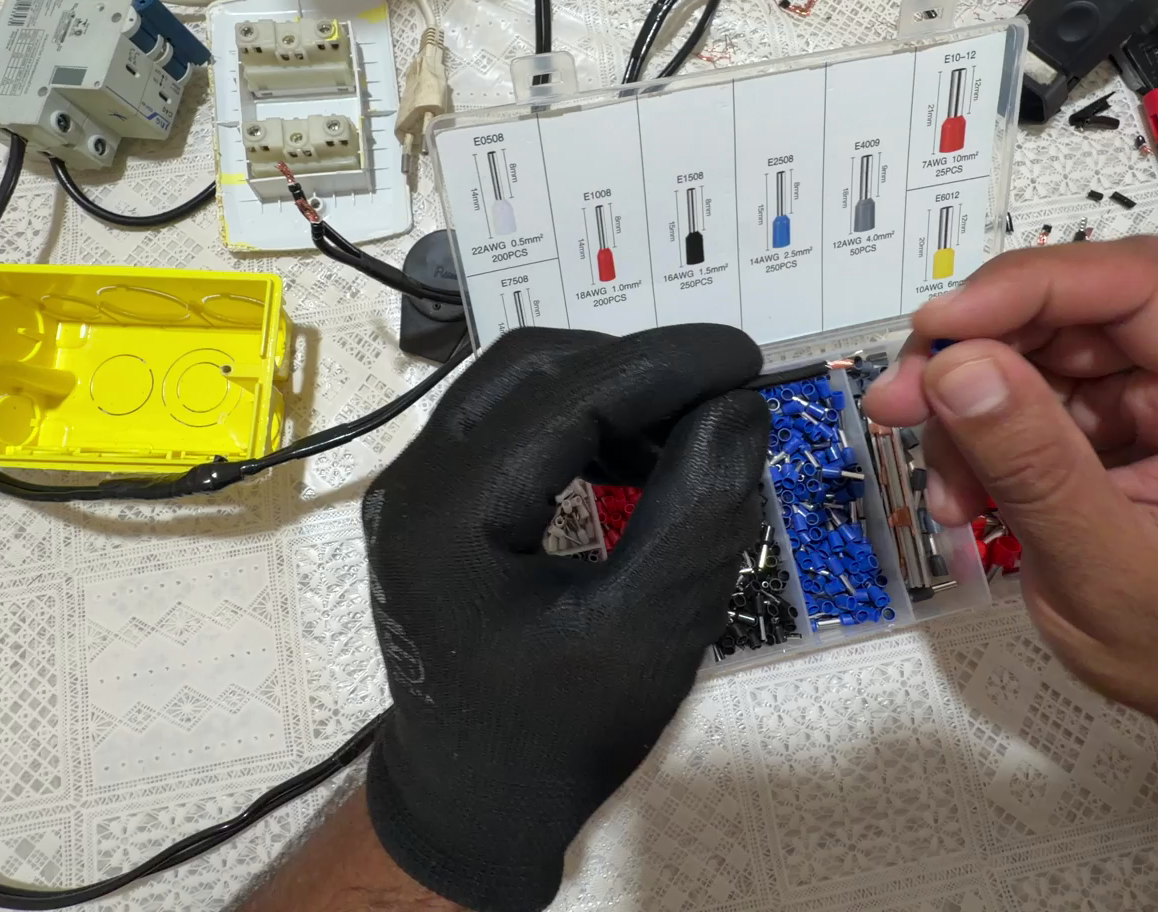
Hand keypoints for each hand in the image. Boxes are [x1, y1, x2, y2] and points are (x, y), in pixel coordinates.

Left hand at [362, 324, 769, 911]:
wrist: (472, 801)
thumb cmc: (559, 735)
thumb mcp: (649, 634)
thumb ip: (698, 512)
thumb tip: (736, 408)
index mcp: (447, 516)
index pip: (564, 395)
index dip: (664, 364)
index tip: (744, 357)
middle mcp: (413, 480)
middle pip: (530, 370)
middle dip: (635, 370)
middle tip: (716, 398)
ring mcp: (415, 486)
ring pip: (519, 387)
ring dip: (609, 393)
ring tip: (682, 437)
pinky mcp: (435, 499)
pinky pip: (512, 424)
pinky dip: (580, 423)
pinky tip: (632, 461)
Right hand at [862, 237, 1157, 746]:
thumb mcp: (1109, 570)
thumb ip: (1034, 466)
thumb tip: (952, 365)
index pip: (1139, 286)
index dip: (1029, 288)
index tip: (932, 327)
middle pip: (1068, 313)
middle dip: (972, 353)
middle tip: (896, 403)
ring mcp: (1149, 400)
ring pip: (1027, 356)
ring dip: (962, 410)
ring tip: (944, 487)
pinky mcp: (1103, 427)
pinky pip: (1015, 403)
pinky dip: (972, 443)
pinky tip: (960, 498)